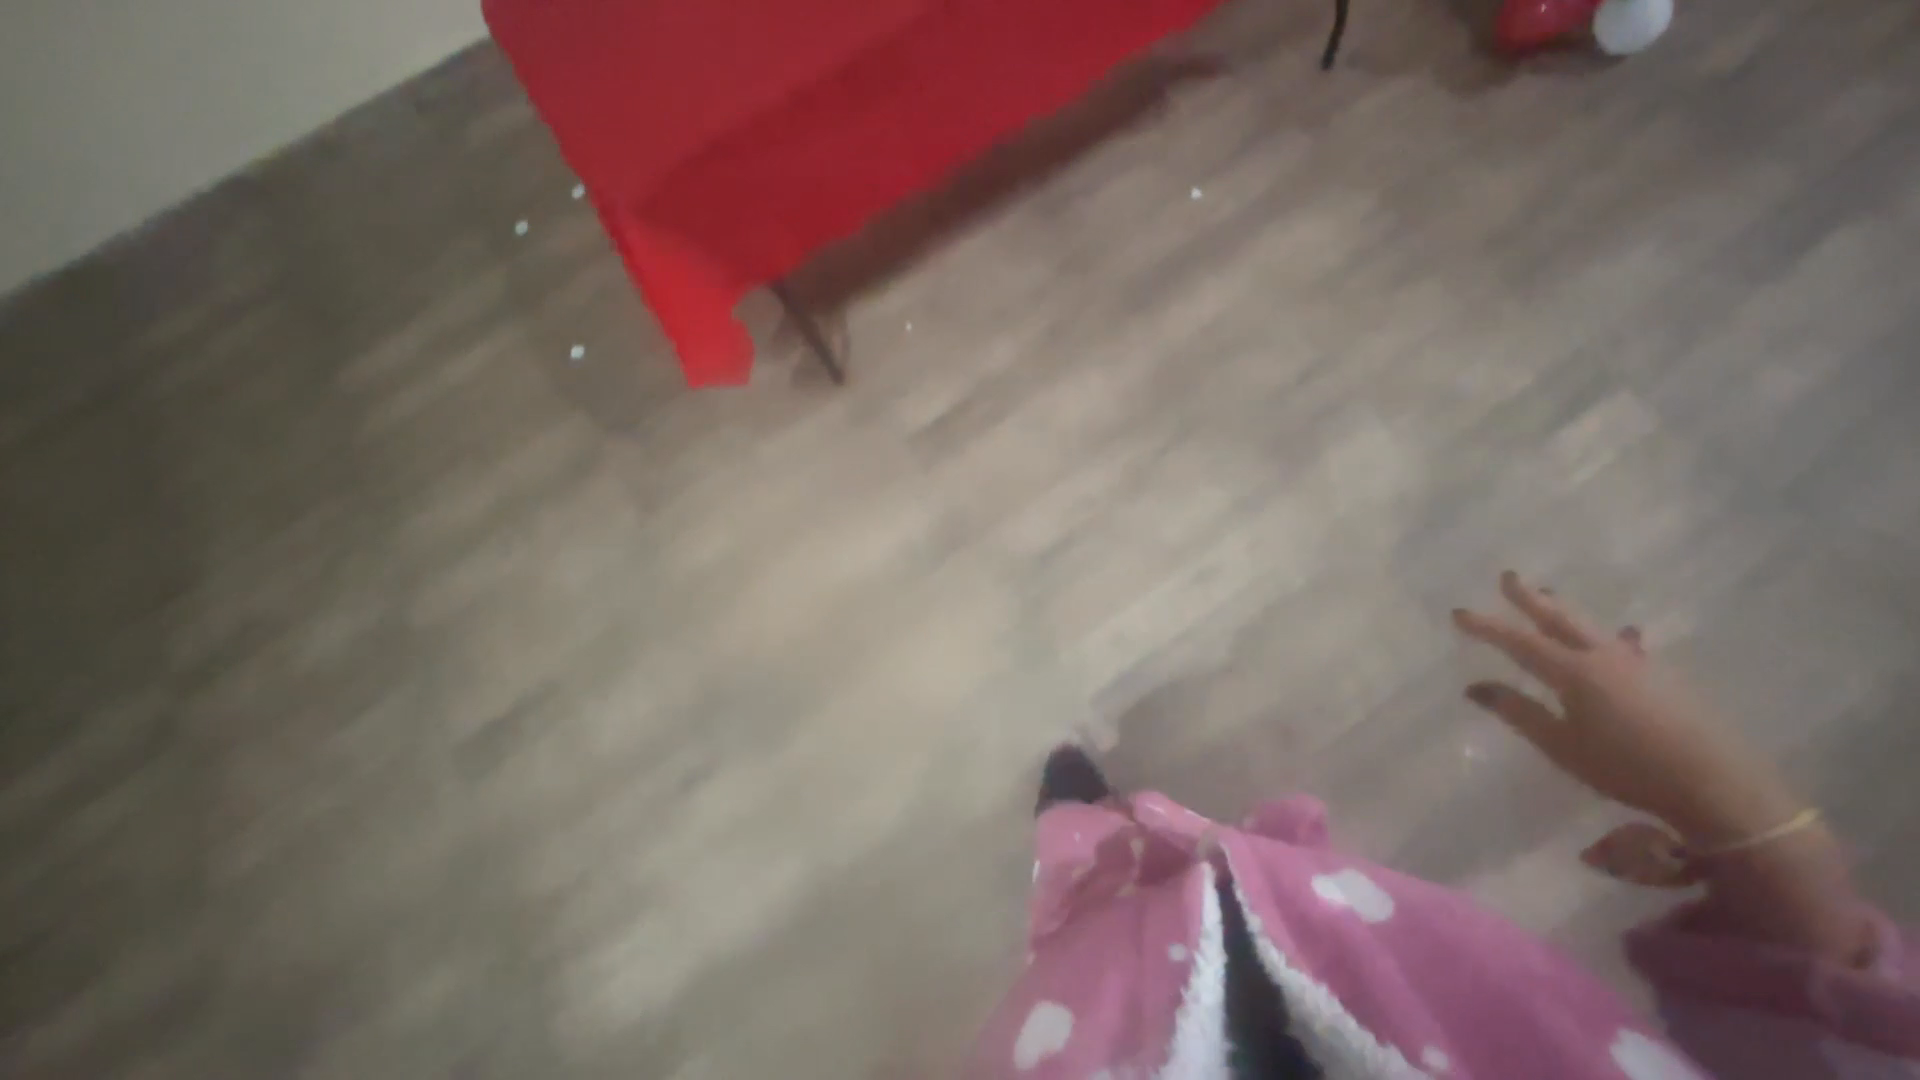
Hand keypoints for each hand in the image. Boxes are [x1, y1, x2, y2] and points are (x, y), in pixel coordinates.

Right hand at [1452, 571, 1796, 845]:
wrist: (1717, 785)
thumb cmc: (1626, 768)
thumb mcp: (1561, 745)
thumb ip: (1518, 712)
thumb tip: (1473, 686)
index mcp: (1574, 672)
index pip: (1520, 642)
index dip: (1487, 627)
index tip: (1458, 612)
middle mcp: (1604, 657)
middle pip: (1560, 619)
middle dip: (1531, 598)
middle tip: (1508, 576)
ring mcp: (1638, 664)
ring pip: (1592, 627)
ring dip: (1565, 610)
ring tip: (1550, 595)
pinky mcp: (1663, 678)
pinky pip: (1625, 644)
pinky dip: (1609, 634)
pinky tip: (1620, 635)